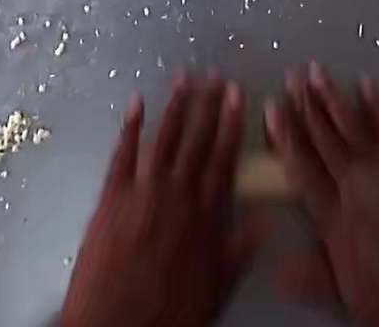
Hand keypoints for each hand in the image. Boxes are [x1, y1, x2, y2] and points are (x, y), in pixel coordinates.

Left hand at [61, 74, 264, 326]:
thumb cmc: (168, 316)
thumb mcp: (214, 292)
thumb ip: (239, 252)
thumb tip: (267, 221)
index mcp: (204, 215)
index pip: (223, 158)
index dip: (231, 123)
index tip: (237, 94)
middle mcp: (177, 194)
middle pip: (197, 140)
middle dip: (208, 105)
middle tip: (216, 75)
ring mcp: (143, 192)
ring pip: (165, 138)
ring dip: (176, 106)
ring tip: (184, 76)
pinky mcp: (111, 197)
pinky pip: (122, 154)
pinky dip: (130, 127)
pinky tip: (137, 102)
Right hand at [266, 64, 378, 326]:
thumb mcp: (350, 298)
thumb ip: (312, 273)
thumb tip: (275, 264)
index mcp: (339, 219)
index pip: (302, 167)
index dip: (285, 135)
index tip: (272, 108)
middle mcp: (361, 186)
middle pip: (325, 137)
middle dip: (305, 103)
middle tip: (291, 75)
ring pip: (353, 124)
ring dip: (333, 96)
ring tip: (317, 70)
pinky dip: (377, 105)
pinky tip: (366, 85)